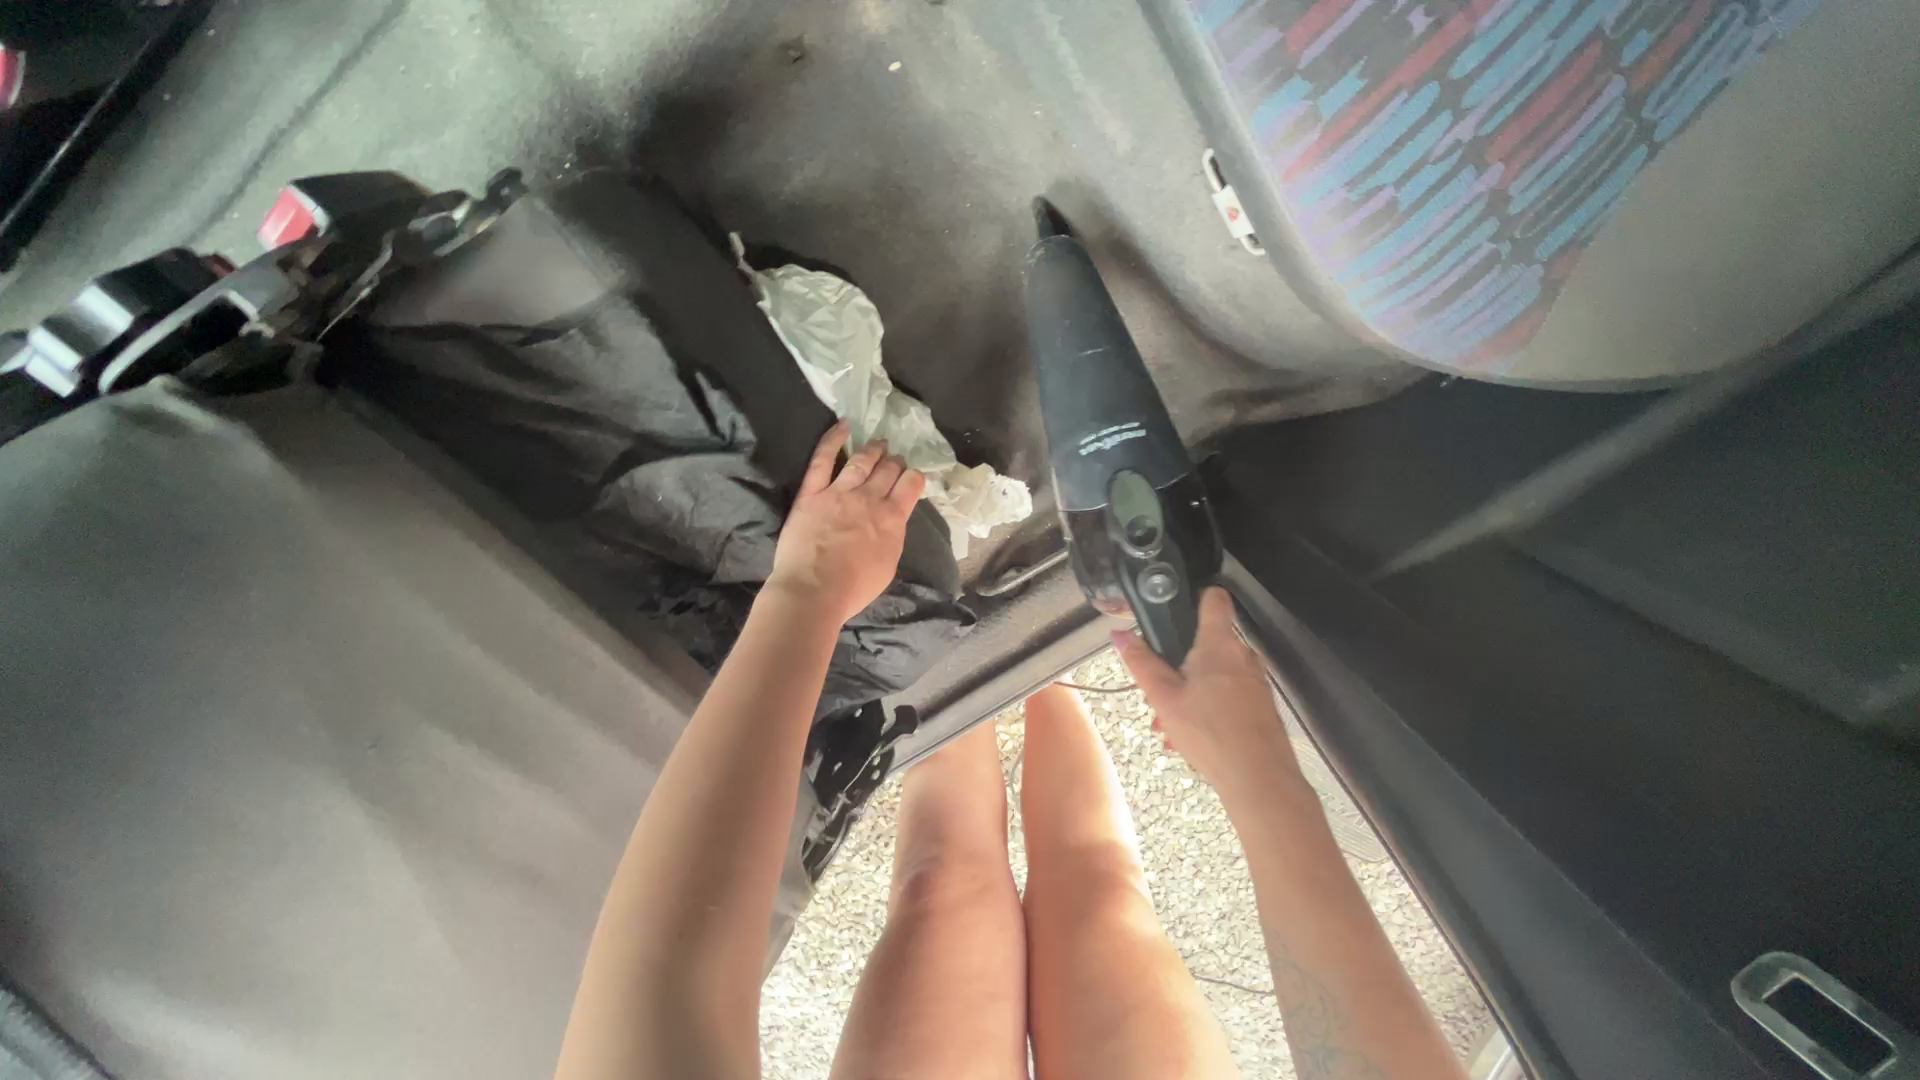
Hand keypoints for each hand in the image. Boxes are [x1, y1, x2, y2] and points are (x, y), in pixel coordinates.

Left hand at [768, 422, 926, 625]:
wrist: (813, 590)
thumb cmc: (853, 589)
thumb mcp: (888, 566)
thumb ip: (891, 538)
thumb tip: (891, 524)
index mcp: (892, 519)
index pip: (911, 486)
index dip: (914, 478)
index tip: (912, 478)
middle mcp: (869, 499)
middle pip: (888, 470)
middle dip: (895, 463)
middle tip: (895, 460)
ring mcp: (839, 492)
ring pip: (861, 461)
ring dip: (873, 450)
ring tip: (879, 443)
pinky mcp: (812, 492)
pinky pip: (823, 459)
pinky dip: (833, 440)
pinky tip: (843, 426)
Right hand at [1112, 587, 1301, 798]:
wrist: (1260, 779)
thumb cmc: (1211, 734)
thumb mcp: (1164, 698)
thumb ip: (1142, 663)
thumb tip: (1120, 635)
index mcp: (1219, 645)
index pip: (1214, 599)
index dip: (1194, 598)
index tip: (1175, 613)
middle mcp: (1243, 656)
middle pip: (1206, 644)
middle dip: (1178, 666)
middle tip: (1159, 694)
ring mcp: (1255, 680)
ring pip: (1214, 674)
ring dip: (1189, 693)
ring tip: (1169, 726)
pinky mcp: (1261, 704)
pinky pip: (1228, 694)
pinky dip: (1208, 708)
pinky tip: (1191, 738)